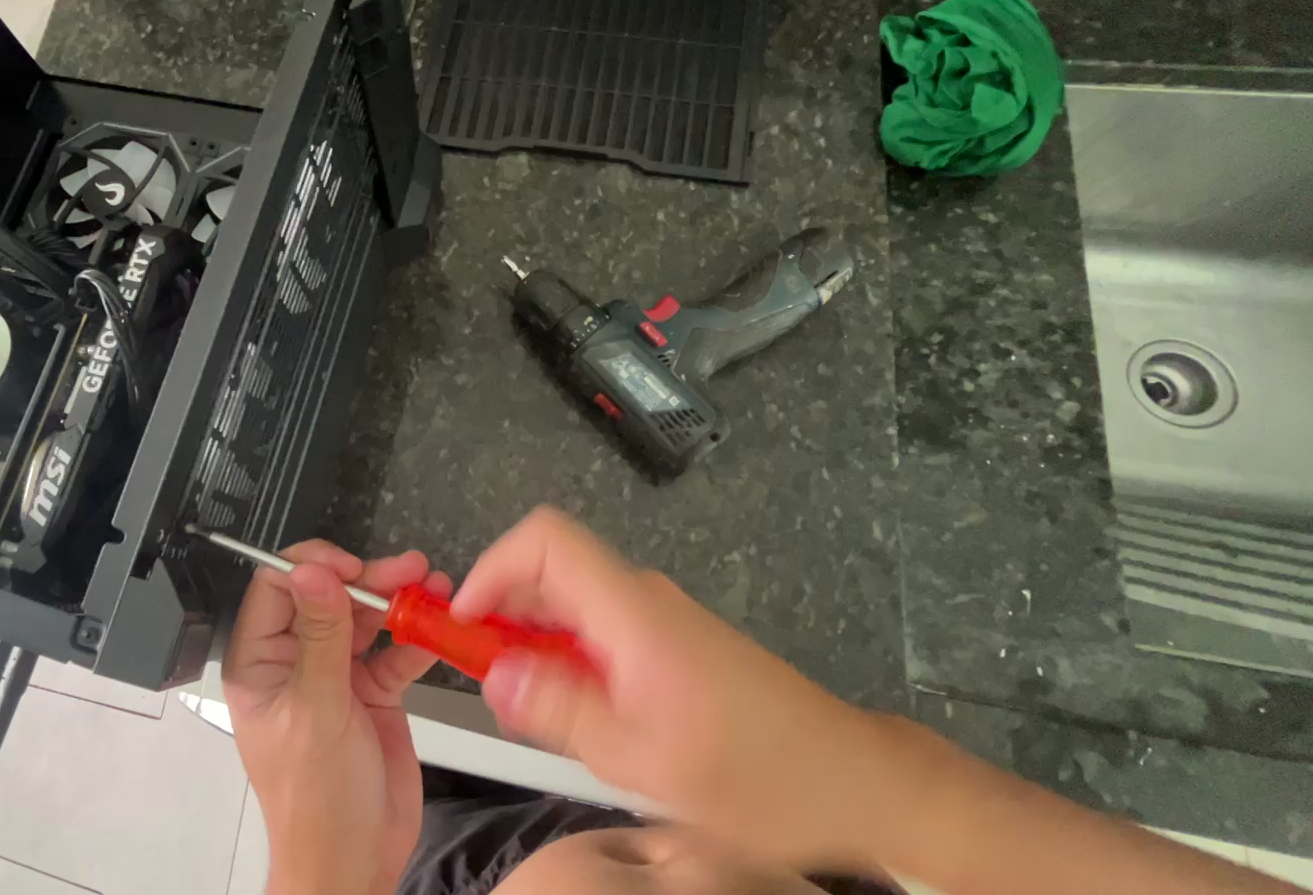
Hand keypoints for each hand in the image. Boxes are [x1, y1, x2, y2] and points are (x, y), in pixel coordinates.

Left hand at [222, 540, 452, 894]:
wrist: (357, 862)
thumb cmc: (316, 802)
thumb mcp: (317, 709)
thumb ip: (321, 636)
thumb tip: (313, 571)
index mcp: (262, 661)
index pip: (278, 589)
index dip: (314, 568)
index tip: (351, 567)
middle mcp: (296, 660)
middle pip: (329, 597)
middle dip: (368, 580)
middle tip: (405, 570)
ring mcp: (337, 674)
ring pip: (365, 618)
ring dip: (398, 601)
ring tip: (429, 585)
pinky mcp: (372, 690)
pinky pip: (394, 651)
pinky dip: (416, 637)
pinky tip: (436, 627)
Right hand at [452, 507, 890, 868]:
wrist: (854, 781)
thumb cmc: (760, 775)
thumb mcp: (642, 758)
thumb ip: (559, 710)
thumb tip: (496, 676)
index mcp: (632, 611)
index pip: (545, 538)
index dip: (493, 565)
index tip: (466, 619)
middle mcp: (642, 598)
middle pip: (549, 568)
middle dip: (504, 613)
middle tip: (488, 674)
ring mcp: (658, 615)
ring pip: (571, 601)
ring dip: (536, 642)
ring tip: (534, 707)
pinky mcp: (670, 637)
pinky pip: (599, 627)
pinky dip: (569, 656)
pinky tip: (580, 712)